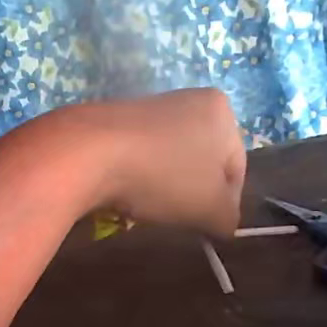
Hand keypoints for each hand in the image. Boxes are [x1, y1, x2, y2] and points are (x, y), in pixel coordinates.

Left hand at [48, 89, 247, 236]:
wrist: (89, 154)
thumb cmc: (164, 177)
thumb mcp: (210, 209)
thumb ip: (228, 220)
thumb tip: (224, 224)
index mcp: (222, 112)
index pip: (236, 170)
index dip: (226, 205)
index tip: (208, 228)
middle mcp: (192, 99)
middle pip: (205, 163)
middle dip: (195, 193)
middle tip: (180, 217)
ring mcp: (154, 105)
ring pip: (174, 160)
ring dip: (168, 186)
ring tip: (151, 205)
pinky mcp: (121, 117)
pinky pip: (145, 154)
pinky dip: (143, 175)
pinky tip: (130, 191)